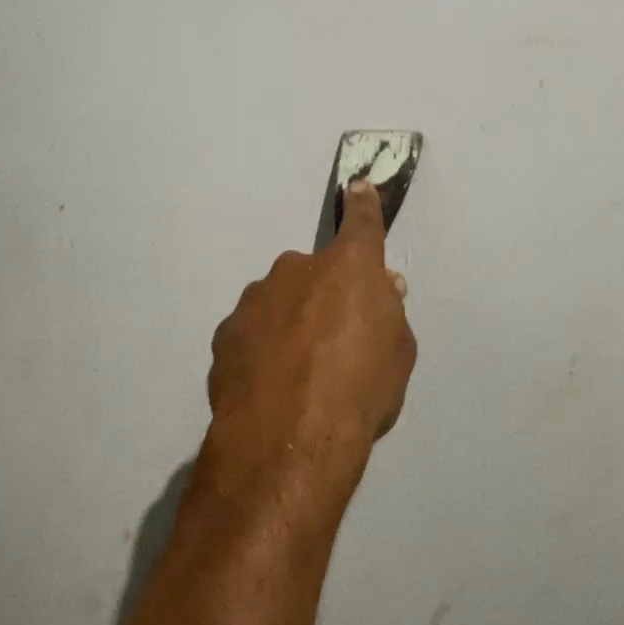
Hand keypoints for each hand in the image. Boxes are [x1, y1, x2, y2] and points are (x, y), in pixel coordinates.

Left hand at [203, 180, 416, 483]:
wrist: (288, 437)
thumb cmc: (360, 392)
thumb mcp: (398, 355)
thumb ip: (390, 313)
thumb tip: (384, 286)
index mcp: (348, 269)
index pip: (362, 226)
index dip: (363, 207)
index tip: (358, 187)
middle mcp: (295, 270)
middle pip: (313, 274)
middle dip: (322, 296)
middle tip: (332, 343)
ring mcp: (254, 299)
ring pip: (277, 302)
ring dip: (288, 324)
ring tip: (297, 377)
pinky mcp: (225, 333)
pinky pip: (251, 333)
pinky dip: (261, 351)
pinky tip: (268, 387)